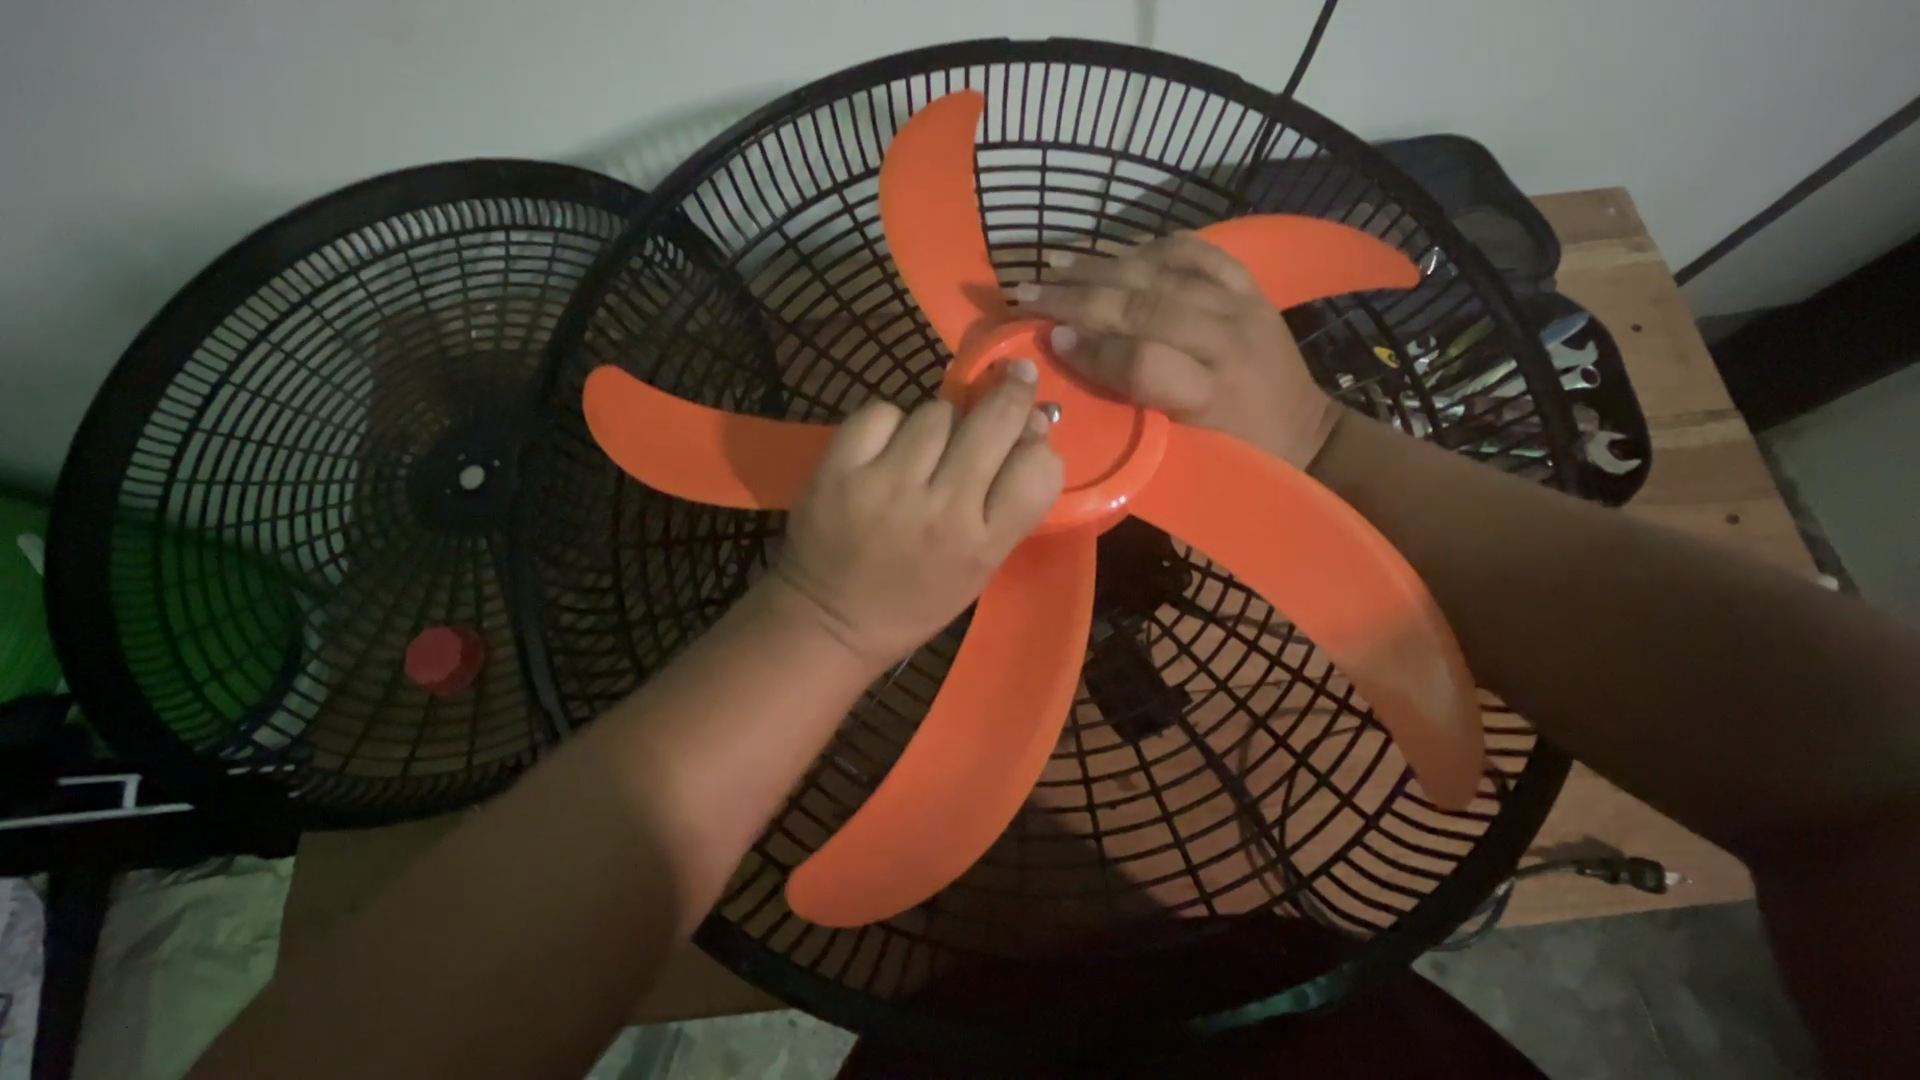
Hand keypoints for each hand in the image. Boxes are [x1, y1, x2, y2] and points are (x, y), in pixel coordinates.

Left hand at [761, 361, 1063, 668]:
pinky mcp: (840, 468)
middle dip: (1006, 397)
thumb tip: (1032, 423)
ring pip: (937, 412)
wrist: (829, 620)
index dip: (1037, 443)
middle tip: (1008, 383)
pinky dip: (889, 422)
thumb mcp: (979, 568)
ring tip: (927, 448)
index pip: (1039, 468)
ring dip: (941, 422)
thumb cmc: (916, 601)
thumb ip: (1008, 503)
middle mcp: (942, 510)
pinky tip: (886, 449)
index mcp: (983, 545)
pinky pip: (882, 412)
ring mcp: (888, 485)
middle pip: (994, 420)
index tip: (1028, 432)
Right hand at [1012, 232, 1338, 469]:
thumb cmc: (1241, 463)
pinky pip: (1196, 252)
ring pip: (1163, 272)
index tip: (1050, 340)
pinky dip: (1152, 247)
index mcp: (1212, 396)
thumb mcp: (1188, 461)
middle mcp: (1227, 341)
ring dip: (1103, 266)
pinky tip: (1116, 251)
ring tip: (1055, 265)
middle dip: (1079, 298)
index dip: (1093, 349)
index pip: (1143, 361)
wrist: (1308, 434)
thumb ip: (1137, 427)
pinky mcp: (1249, 287)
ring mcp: (1241, 306)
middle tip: (1028, 292)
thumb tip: (1075, 392)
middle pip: (1144, 306)